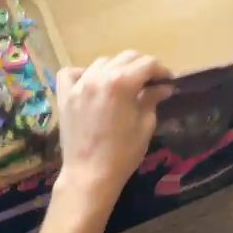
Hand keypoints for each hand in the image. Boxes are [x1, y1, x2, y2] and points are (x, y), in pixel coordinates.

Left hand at [55, 51, 171, 201]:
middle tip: (151, 82)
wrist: (89, 175)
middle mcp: (98, 76)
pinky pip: (71, 72)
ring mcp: (78, 84)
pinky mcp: (65, 95)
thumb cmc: (123, 154)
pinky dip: (84, 73)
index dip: (161, 70)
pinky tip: (92, 84)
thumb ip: (152, 99)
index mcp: (121, 83)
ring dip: (117, 69)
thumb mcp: (145, 125)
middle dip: (142, 66)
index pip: (147, 63)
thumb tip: (163, 87)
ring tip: (124, 85)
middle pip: (126, 57)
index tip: (168, 80)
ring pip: (102, 62)